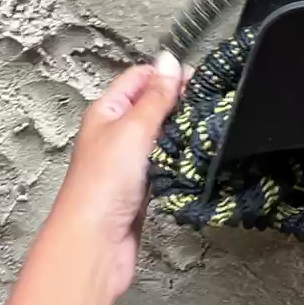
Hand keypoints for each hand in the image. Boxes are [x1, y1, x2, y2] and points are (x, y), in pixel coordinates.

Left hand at [42, 53, 186, 301]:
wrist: (95, 243)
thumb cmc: (101, 186)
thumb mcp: (133, 129)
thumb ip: (155, 96)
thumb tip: (169, 61)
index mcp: (106, 111)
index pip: (138, 78)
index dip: (166, 74)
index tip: (198, 77)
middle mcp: (115, 133)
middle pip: (151, 106)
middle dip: (178, 102)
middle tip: (208, 102)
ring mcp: (128, 162)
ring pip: (160, 136)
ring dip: (180, 132)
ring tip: (208, 126)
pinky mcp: (141, 188)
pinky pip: (164, 164)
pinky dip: (178, 159)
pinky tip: (196, 157)